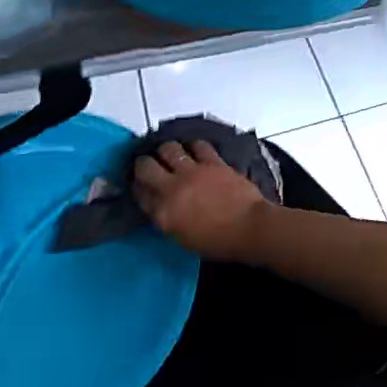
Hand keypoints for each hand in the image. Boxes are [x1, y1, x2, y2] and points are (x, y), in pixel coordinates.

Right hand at [131, 140, 269, 261]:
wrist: (249, 227)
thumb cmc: (217, 242)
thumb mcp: (181, 238)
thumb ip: (166, 218)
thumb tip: (160, 204)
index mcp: (163, 213)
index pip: (139, 193)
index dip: (137, 186)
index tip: (140, 184)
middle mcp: (172, 188)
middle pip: (145, 166)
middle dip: (143, 164)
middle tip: (148, 165)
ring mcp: (193, 172)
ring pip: (168, 148)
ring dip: (166, 150)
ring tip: (170, 154)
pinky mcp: (213, 162)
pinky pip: (198, 145)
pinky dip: (193, 146)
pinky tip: (194, 150)